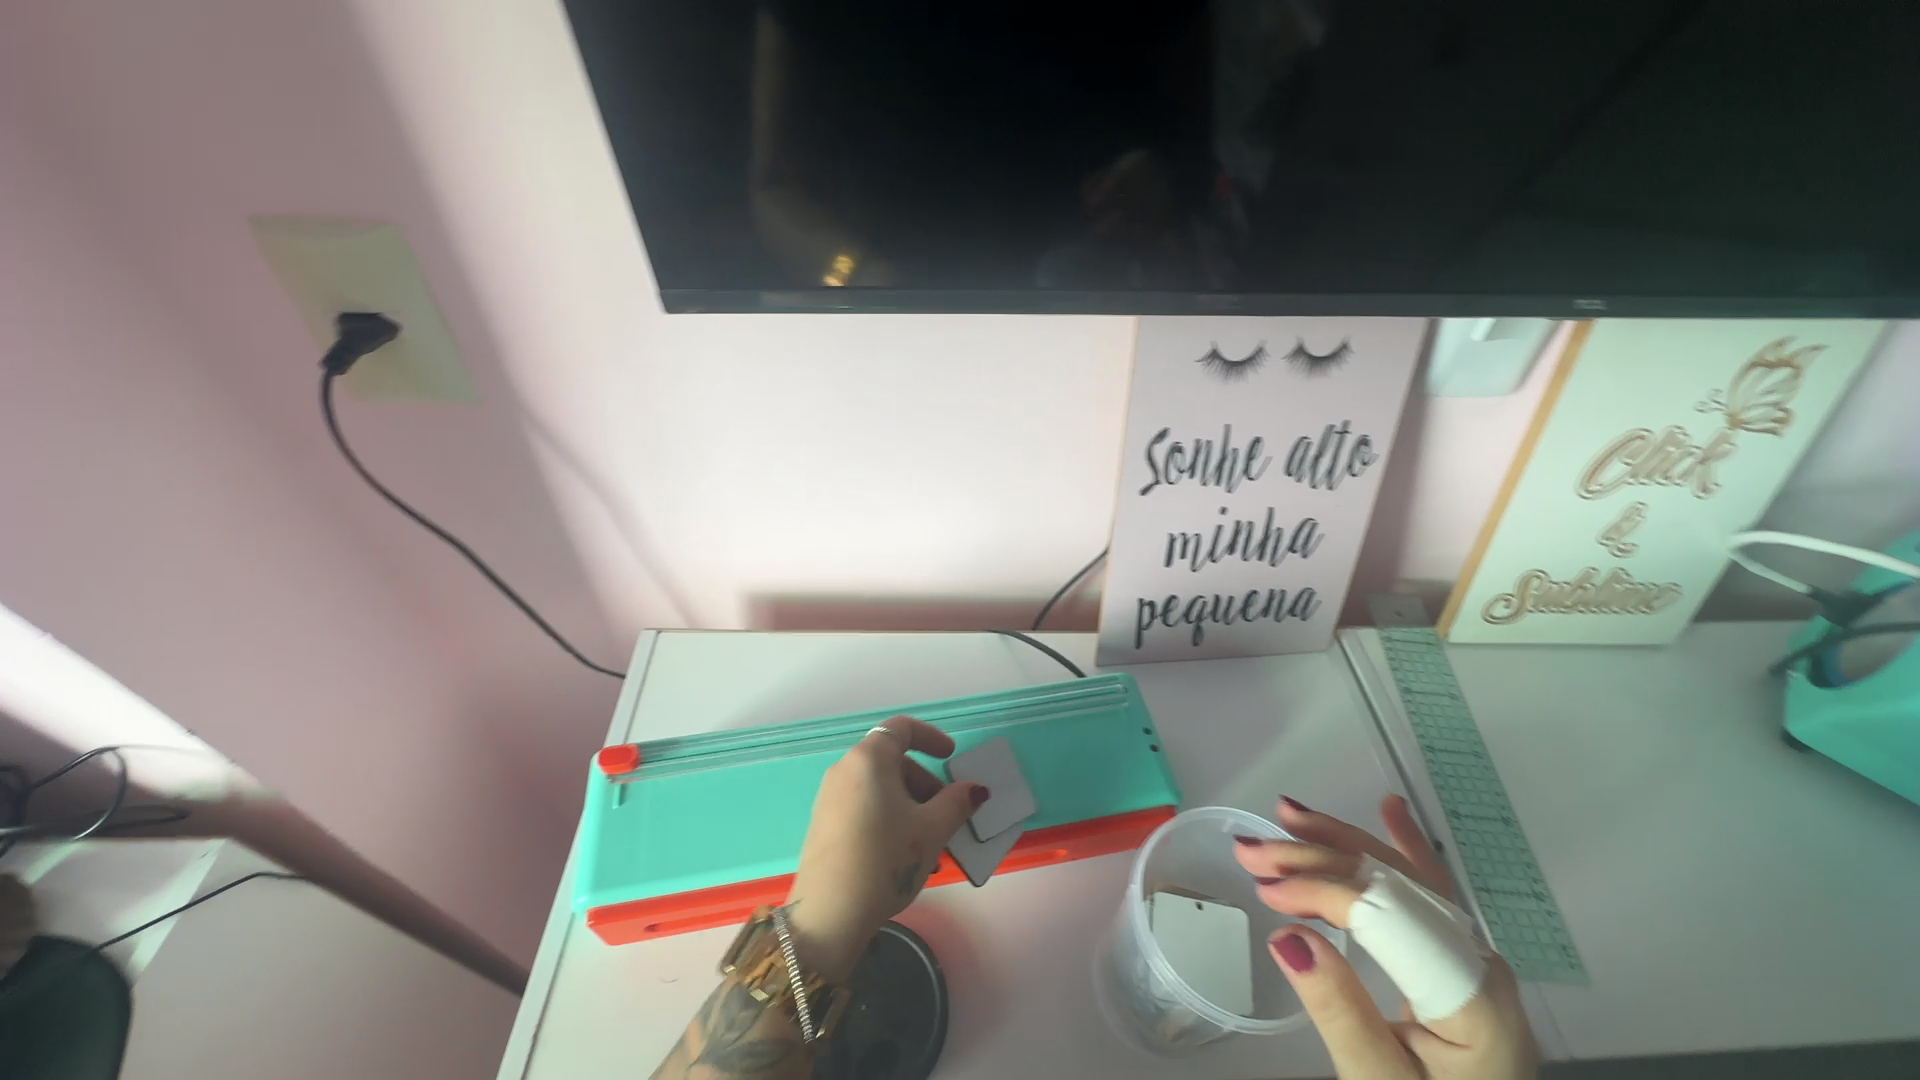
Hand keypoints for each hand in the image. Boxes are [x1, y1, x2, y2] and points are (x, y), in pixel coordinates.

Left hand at [784, 716, 984, 982]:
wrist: (830, 914)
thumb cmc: (886, 859)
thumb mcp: (932, 830)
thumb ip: (957, 803)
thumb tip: (975, 789)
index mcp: (869, 760)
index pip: (901, 728)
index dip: (931, 737)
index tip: (951, 756)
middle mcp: (844, 771)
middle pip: (893, 762)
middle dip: (926, 784)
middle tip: (947, 816)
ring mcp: (830, 799)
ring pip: (881, 789)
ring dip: (911, 807)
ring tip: (931, 847)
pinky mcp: (824, 825)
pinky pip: (865, 807)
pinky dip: (890, 819)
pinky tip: (905, 857)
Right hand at [1234, 795, 1538, 1079]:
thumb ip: (1341, 1014)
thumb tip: (1286, 936)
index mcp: (1471, 997)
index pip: (1387, 918)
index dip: (1322, 890)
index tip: (1263, 888)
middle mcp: (1478, 961)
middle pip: (1393, 885)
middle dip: (1316, 857)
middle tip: (1250, 848)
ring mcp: (1471, 955)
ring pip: (1403, 877)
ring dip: (1339, 844)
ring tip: (1286, 815)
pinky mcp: (1456, 957)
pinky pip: (1425, 890)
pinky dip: (1398, 848)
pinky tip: (1388, 810)